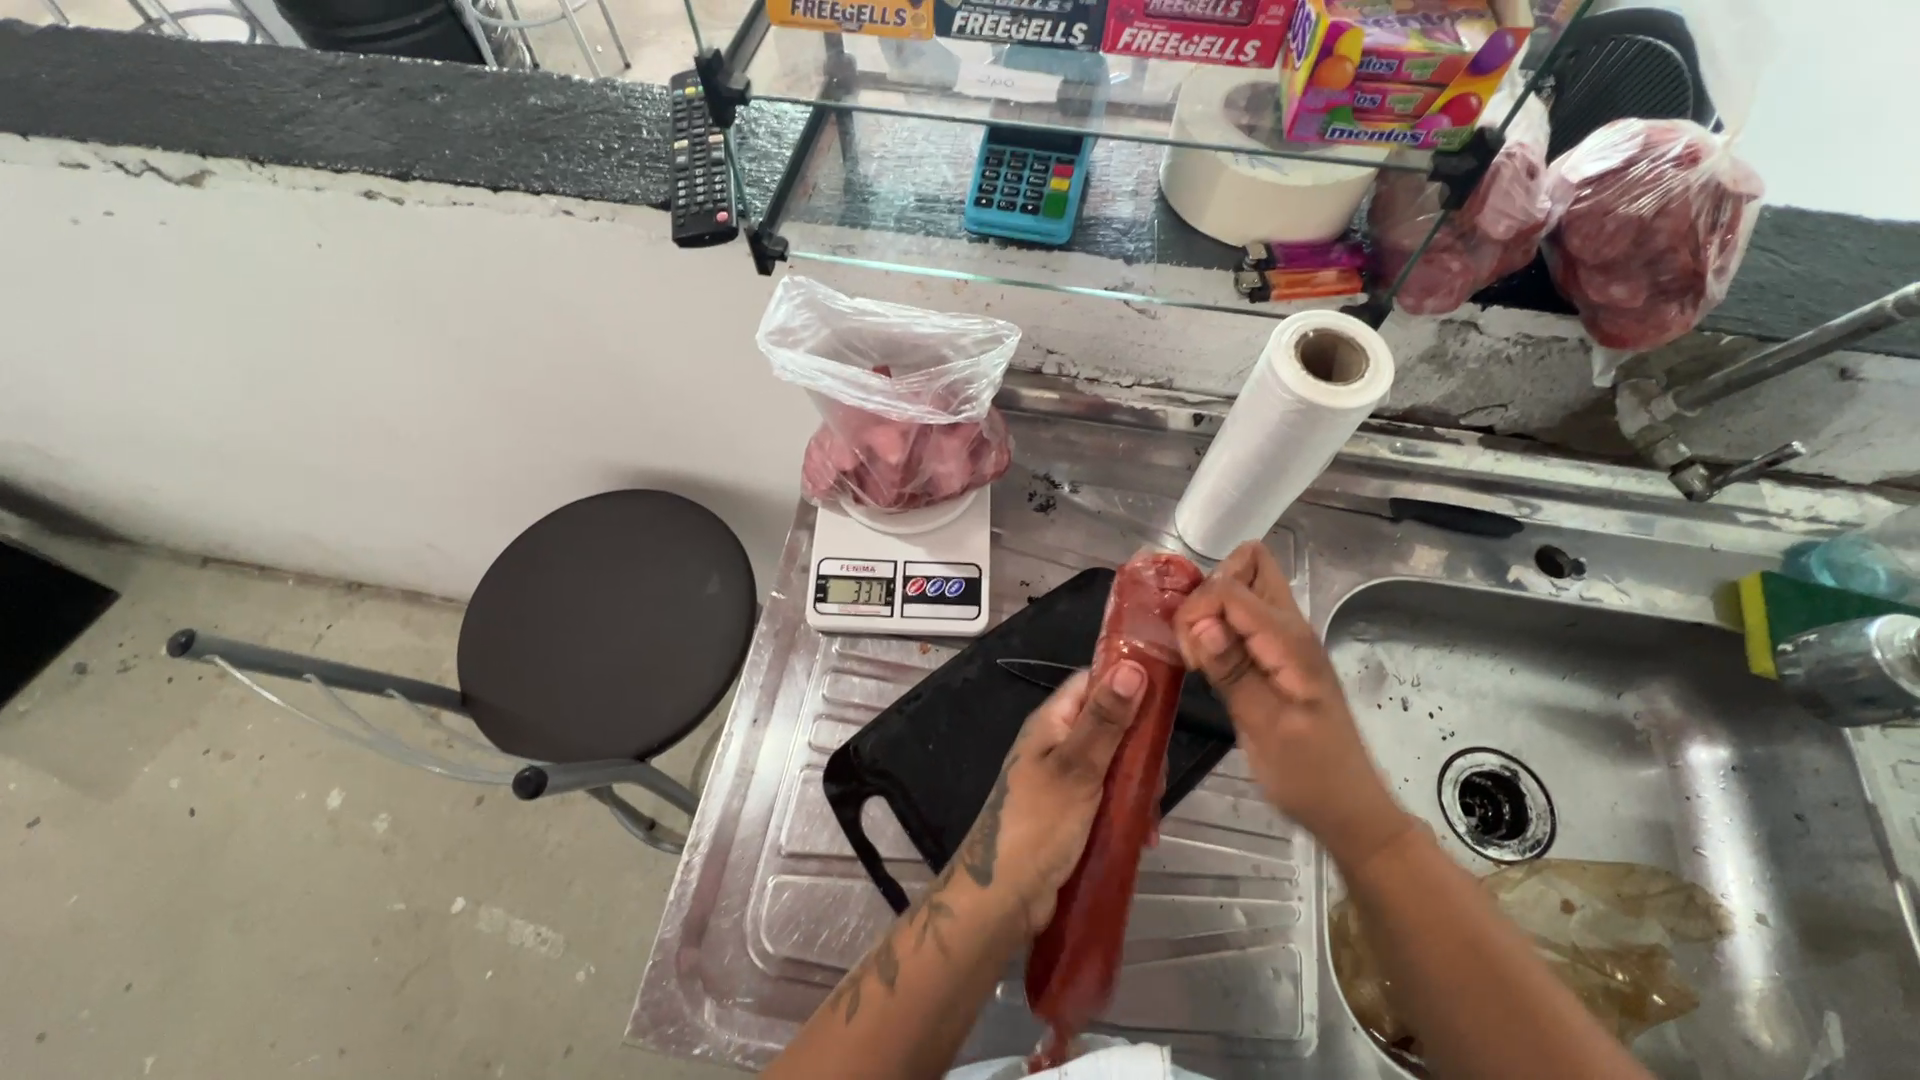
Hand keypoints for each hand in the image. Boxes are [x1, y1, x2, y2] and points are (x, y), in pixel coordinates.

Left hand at [948, 662, 1145, 934]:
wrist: (1004, 897)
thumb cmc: (1037, 825)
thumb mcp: (1077, 767)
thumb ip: (1106, 719)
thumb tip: (1133, 666)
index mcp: (1051, 723)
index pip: (1091, 682)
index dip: (1126, 683)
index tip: (1164, 699)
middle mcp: (1056, 745)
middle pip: (1110, 725)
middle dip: (1141, 748)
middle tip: (1158, 779)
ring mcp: (1064, 780)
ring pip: (1115, 765)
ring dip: (1138, 786)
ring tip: (1150, 817)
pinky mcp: (1072, 813)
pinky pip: (1109, 799)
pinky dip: (1128, 812)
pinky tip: (1142, 836)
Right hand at [1172, 542, 1412, 869]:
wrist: (1347, 807)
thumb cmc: (1309, 774)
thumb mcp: (1266, 729)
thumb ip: (1233, 672)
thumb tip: (1200, 623)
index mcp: (1290, 642)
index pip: (1230, 588)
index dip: (1198, 611)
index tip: (1191, 659)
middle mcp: (1291, 628)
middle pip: (1249, 565)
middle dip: (1209, 590)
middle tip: (1194, 642)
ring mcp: (1285, 640)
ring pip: (1245, 587)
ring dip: (1211, 607)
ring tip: (1198, 654)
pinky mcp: (1276, 656)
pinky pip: (1243, 617)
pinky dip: (1217, 626)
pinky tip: (1208, 663)